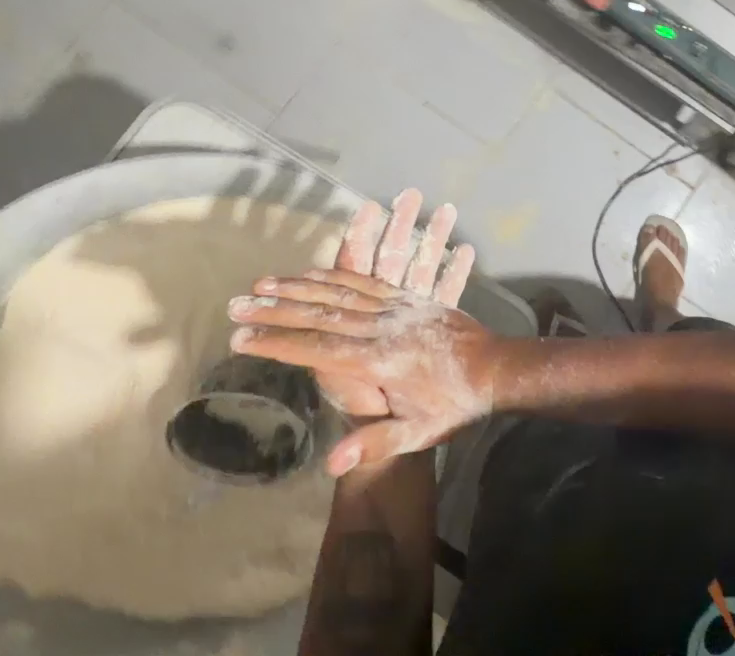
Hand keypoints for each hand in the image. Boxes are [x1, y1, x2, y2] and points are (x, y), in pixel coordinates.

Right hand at [229, 189, 494, 473]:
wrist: (498, 368)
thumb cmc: (456, 406)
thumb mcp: (418, 434)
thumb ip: (376, 444)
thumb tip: (331, 463)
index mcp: (379, 362)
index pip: (316, 349)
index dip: (276, 343)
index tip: (240, 339)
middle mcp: (382, 328)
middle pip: (320, 314)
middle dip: (275, 310)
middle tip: (235, 305)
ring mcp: (397, 308)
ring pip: (340, 292)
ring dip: (299, 286)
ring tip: (262, 283)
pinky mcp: (409, 298)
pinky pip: (367, 281)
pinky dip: (336, 274)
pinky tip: (314, 272)